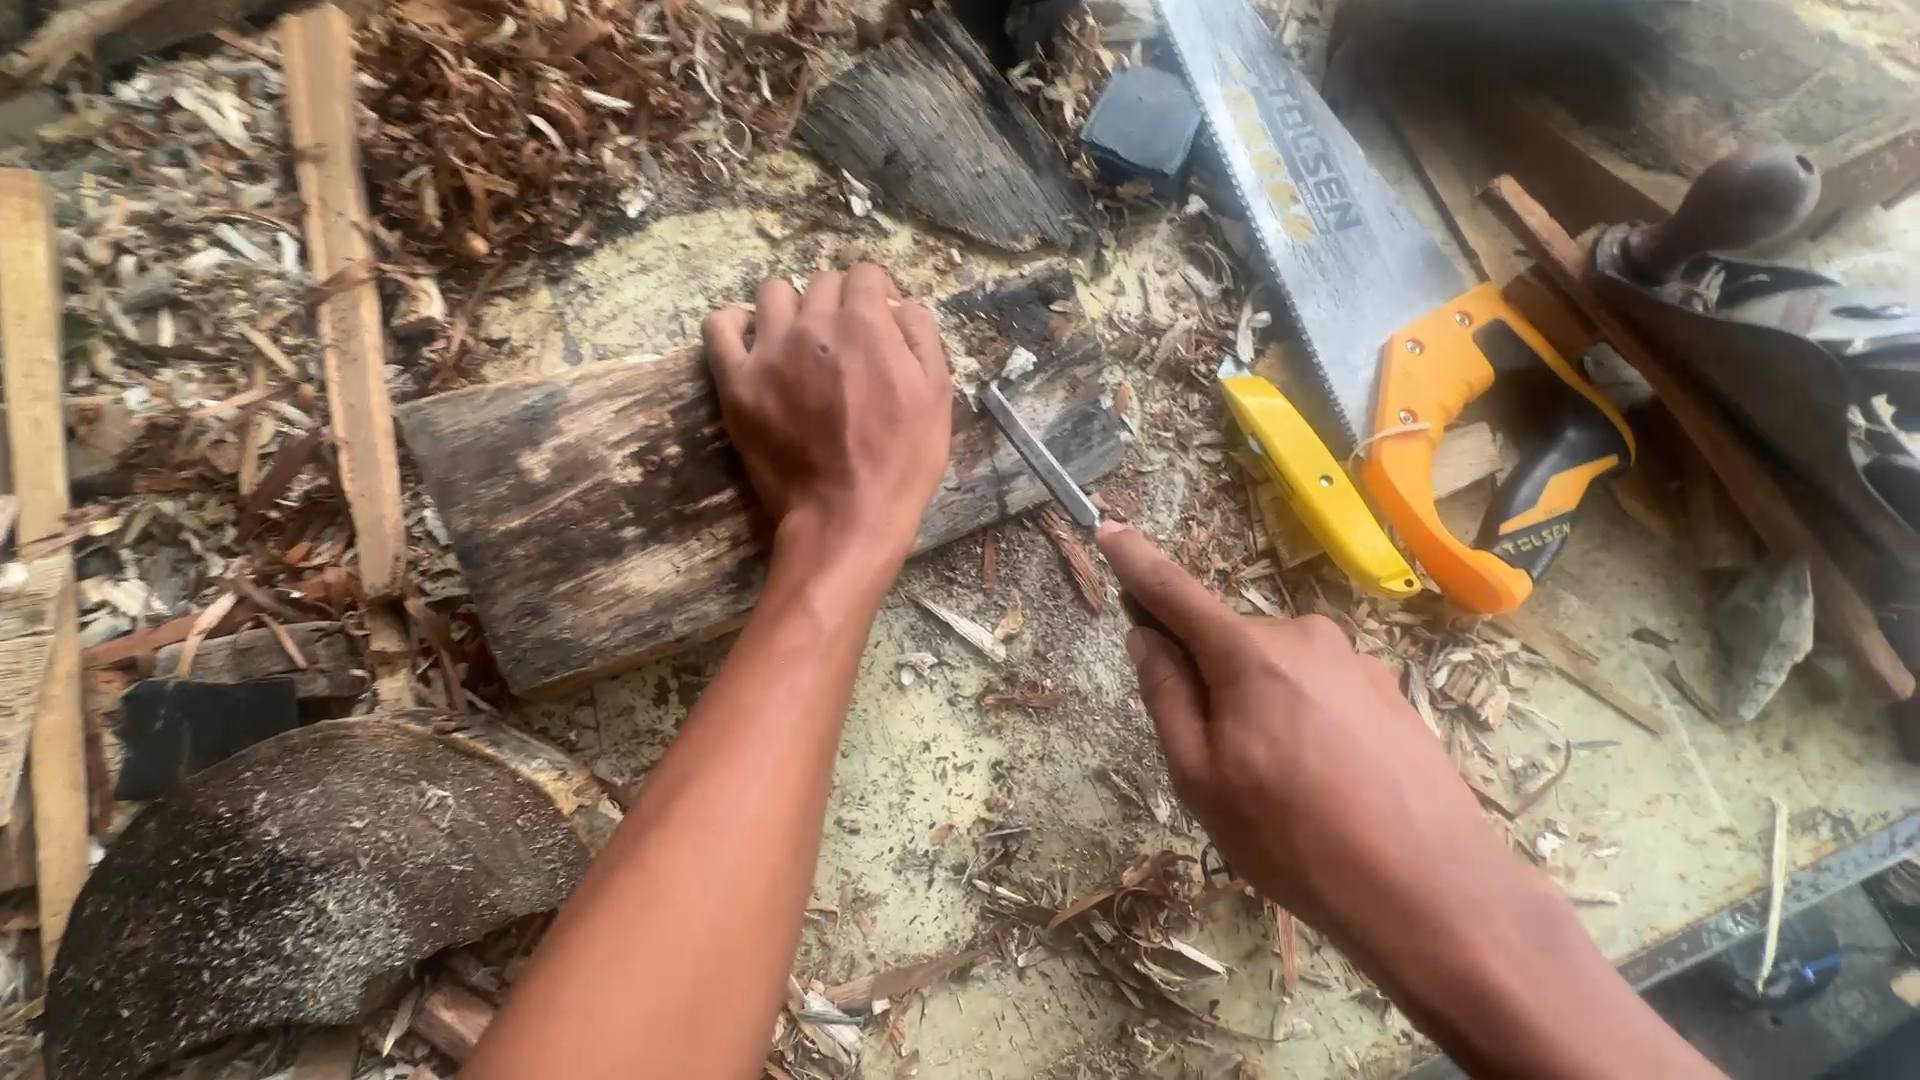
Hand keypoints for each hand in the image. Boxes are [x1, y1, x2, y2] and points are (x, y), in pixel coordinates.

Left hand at [703, 265, 952, 562]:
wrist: (847, 515)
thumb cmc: (901, 461)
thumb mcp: (937, 396)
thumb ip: (921, 337)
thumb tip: (901, 306)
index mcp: (865, 324)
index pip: (866, 274)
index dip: (877, 293)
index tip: (880, 318)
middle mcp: (813, 325)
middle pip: (822, 282)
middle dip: (839, 302)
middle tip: (846, 342)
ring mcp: (769, 351)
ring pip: (773, 293)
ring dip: (792, 307)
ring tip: (800, 341)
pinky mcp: (736, 382)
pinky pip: (719, 326)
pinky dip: (734, 323)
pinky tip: (751, 340)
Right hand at [1096, 523, 1527, 938]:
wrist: (1436, 892)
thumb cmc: (1293, 837)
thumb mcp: (1200, 777)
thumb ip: (1167, 696)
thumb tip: (1146, 637)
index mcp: (1249, 653)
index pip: (1174, 592)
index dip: (1136, 562)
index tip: (1108, 529)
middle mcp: (1303, 636)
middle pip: (1227, 643)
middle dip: (1208, 680)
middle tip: (1221, 761)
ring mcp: (1354, 660)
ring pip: (1274, 668)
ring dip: (1258, 703)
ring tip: (1284, 784)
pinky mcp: (1389, 689)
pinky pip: (1318, 687)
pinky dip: (1302, 717)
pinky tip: (1328, 782)